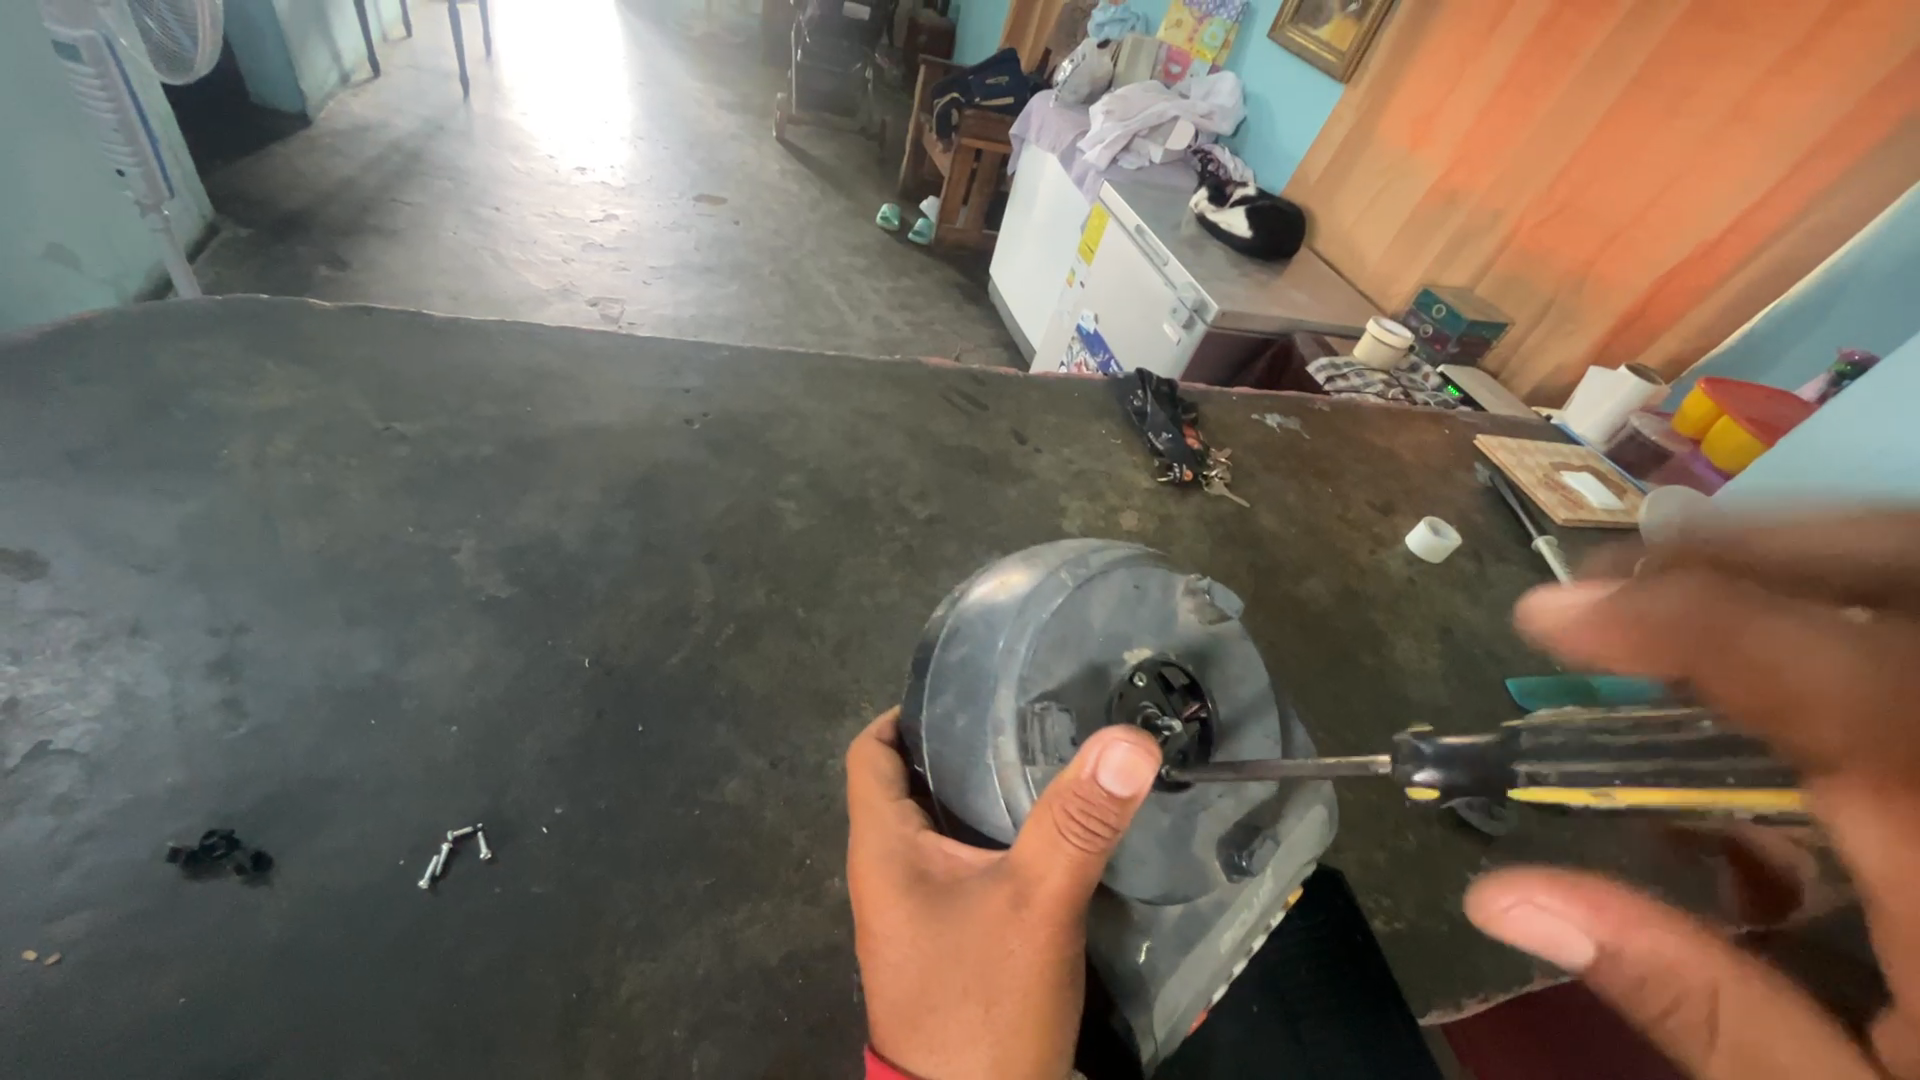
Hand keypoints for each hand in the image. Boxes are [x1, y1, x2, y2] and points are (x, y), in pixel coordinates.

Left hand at [846, 707, 1162, 1079]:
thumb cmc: (982, 1005)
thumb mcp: (1036, 904)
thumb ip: (1078, 822)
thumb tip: (1129, 740)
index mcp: (882, 848)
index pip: (870, 752)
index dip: (906, 712)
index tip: (964, 689)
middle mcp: (886, 870)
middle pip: (908, 781)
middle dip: (956, 745)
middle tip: (1019, 711)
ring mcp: (914, 908)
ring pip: (938, 823)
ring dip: (978, 791)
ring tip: (1039, 754)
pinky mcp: (944, 935)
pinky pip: (961, 862)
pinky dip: (992, 834)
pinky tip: (1043, 827)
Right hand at [1465, 511, 1919, 1078]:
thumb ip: (1695, 1001)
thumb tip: (1501, 898)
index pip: (1834, 679)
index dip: (1680, 619)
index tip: (1548, 615)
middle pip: (1908, 590)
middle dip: (1752, 556)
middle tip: (1613, 574)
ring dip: (1799, 573)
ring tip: (1675, 589)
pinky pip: (1909, 664)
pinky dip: (1843, 630)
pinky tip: (1771, 664)